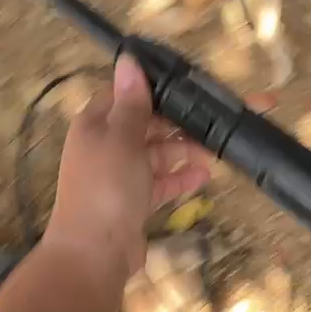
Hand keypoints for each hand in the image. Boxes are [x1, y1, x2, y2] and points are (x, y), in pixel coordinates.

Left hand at [46, 56, 211, 279]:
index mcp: (97, 121)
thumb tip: (129, 58)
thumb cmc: (106, 188)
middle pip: (150, 124)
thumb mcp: (121, 138)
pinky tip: (205, 176)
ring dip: (185, 151)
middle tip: (216, 124)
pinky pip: (162, 182)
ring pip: (158, 154)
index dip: (162, 90)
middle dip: (181, 124)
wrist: (95, 253)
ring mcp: (121, 175)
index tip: (195, 90)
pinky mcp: (135, 201)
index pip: (131, 94)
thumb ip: (132, 103)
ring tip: (215, 153)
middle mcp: (107, 144)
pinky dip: (181, 178)